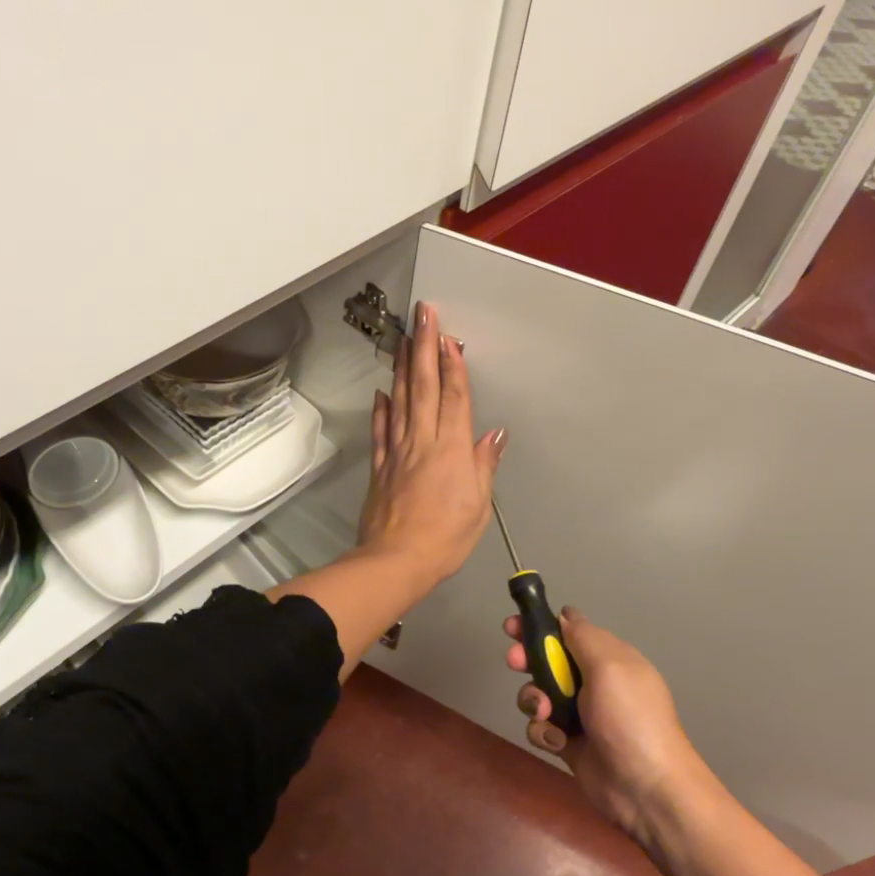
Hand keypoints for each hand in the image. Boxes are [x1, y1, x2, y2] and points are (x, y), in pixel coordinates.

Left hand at [357, 301, 505, 586]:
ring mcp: (398, 452)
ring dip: (402, 367)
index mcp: (452, 450)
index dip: (452, 365)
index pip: (454, 397)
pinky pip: (381, 431)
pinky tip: (382, 392)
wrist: (397, 560)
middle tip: (423, 316)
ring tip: (404, 339)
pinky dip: (382, 408)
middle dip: (424, 347)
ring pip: (400, 400)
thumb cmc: (445, 538)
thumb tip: (493, 435)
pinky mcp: (381, 468)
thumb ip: (483, 464)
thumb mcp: (478, 504)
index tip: (449, 337)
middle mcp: (423, 442)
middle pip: (424, 386)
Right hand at [508, 608, 700, 845]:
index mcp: (609, 658)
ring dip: (534, 699)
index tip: (513, 627)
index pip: (569, 631)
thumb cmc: (629, 718)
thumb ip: (582, 636)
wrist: (645, 787)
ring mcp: (580, 713)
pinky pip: (542, 727)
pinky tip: (557, 742)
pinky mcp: (568, 742)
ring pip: (539, 694)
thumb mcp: (609, 666)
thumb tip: (565, 613)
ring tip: (545, 713)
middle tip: (515, 663)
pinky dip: (543, 731)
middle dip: (528, 660)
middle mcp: (594, 682)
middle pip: (548, 660)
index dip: (540, 626)